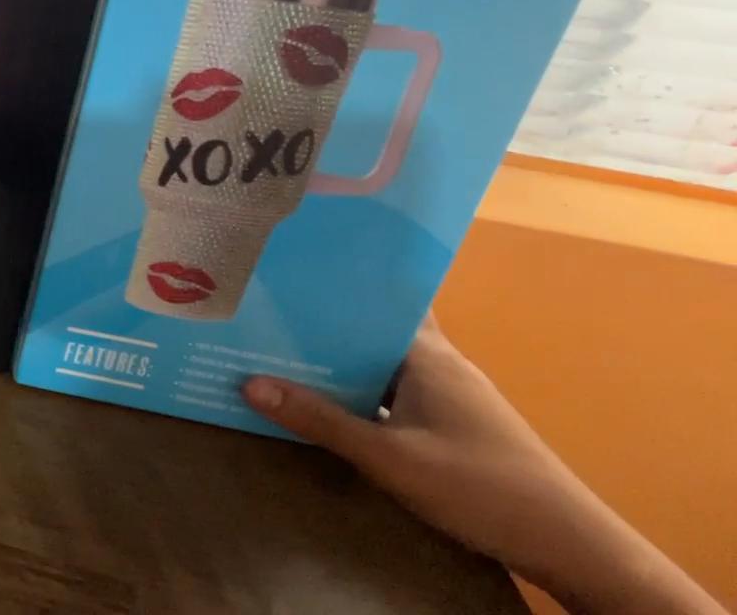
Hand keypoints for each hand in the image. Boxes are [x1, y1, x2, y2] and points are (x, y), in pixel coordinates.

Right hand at [243, 315, 723, 614]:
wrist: (573, 549)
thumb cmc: (482, 489)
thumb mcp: (390, 458)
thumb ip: (320, 421)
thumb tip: (247, 384)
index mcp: (427, 355)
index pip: (380, 299)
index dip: (337, 283)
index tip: (285, 271)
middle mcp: (437, 364)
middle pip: (372, 328)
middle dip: (322, 320)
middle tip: (261, 307)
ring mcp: (446, 394)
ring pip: (378, 360)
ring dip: (336, 356)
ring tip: (276, 346)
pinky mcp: (449, 422)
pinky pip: (389, 387)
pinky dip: (355, 385)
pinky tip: (322, 395)